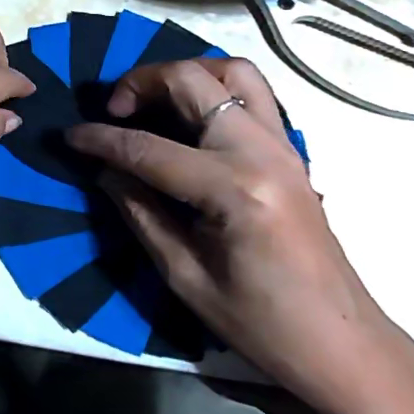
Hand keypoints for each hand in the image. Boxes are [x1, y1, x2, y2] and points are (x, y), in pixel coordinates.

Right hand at [66, 59, 396, 408]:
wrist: (342, 342)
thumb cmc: (262, 324)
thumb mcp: (186, 278)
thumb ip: (141, 212)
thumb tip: (105, 169)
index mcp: (232, 188)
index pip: (149, 147)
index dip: (101, 140)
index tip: (70, 135)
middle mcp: (259, 149)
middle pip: (192, 81)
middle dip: (141, 83)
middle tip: (114, 109)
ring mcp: (282, 143)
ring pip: (231, 71)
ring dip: (186, 72)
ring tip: (156, 99)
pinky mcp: (291, 149)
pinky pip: (253, 92)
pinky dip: (216, 87)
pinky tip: (194, 116)